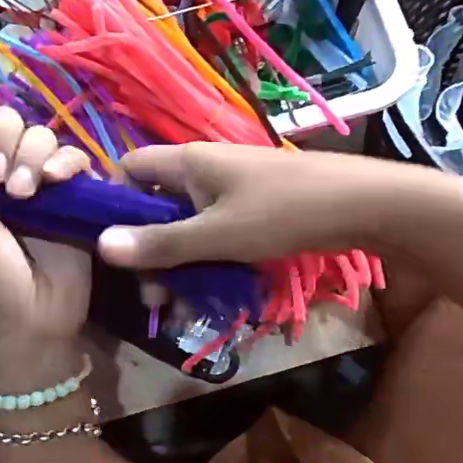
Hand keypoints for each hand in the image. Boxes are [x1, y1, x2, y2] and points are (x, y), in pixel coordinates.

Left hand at [0, 75, 93, 389]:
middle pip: (11, 124)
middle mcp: (8, 177)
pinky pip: (78, 162)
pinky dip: (67, 164)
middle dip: (5, 142)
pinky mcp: (80, 201)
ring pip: (45, 139)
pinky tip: (57, 184)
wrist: (37, 328)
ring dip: (34, 157)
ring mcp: (46, 189)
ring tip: (27, 195)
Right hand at [94, 144, 462, 271]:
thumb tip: (100, 245)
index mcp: (188, 161)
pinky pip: (214, 227)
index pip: (128, 169)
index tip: (105, 245)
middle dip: (146, 245)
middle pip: (155, 201)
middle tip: (151, 294)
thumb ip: (161, 242)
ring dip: (177, 257)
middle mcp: (205, 166)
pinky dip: (206, 253)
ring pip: (186, 219)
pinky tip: (211, 284)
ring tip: (178, 301)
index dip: (109, 201)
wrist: (362, 204)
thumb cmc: (285, 213)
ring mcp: (233, 185)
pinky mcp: (256, 204)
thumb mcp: (217, 234)